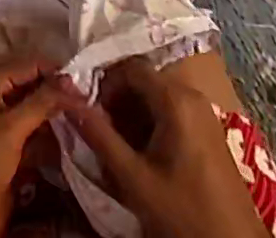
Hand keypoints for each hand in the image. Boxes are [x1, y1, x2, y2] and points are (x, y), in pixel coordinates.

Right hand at [70, 57, 267, 237]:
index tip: (89, 109)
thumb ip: (100, 137)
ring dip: (132, 112)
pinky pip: (172, 108)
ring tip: (116, 144)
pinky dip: (150, 121)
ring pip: (157, 95)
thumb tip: (68, 103)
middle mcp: (192, 93)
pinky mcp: (207, 127)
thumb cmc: (183, 211)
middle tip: (99, 129)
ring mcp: (203, 110)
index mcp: (175, 98)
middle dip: (117, 99)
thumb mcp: (134, 178)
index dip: (105, 82)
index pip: (131, 66)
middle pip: (144, 79)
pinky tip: (141, 152)